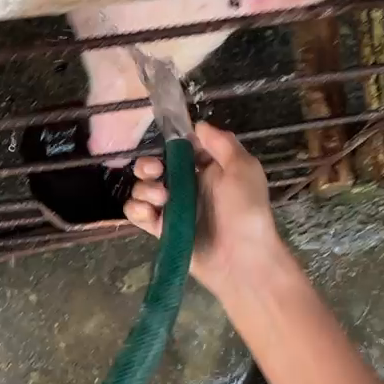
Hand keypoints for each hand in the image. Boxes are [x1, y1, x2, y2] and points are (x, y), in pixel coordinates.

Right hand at [124, 121, 291, 294]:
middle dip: (148, 165)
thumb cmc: (246, 210)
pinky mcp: (160, 230)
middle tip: (156, 171)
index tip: (172, 145)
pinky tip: (150, 212)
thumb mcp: (243, 168)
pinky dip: (137, 209)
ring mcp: (172, 209)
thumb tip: (198, 125)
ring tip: (161, 197)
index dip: (173, 145)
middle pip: (155, 168)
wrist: (242, 257)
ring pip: (143, 189)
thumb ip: (221, 143)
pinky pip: (138, 214)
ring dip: (144, 188)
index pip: (182, 151)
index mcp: (208, 170)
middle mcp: (188, 187)